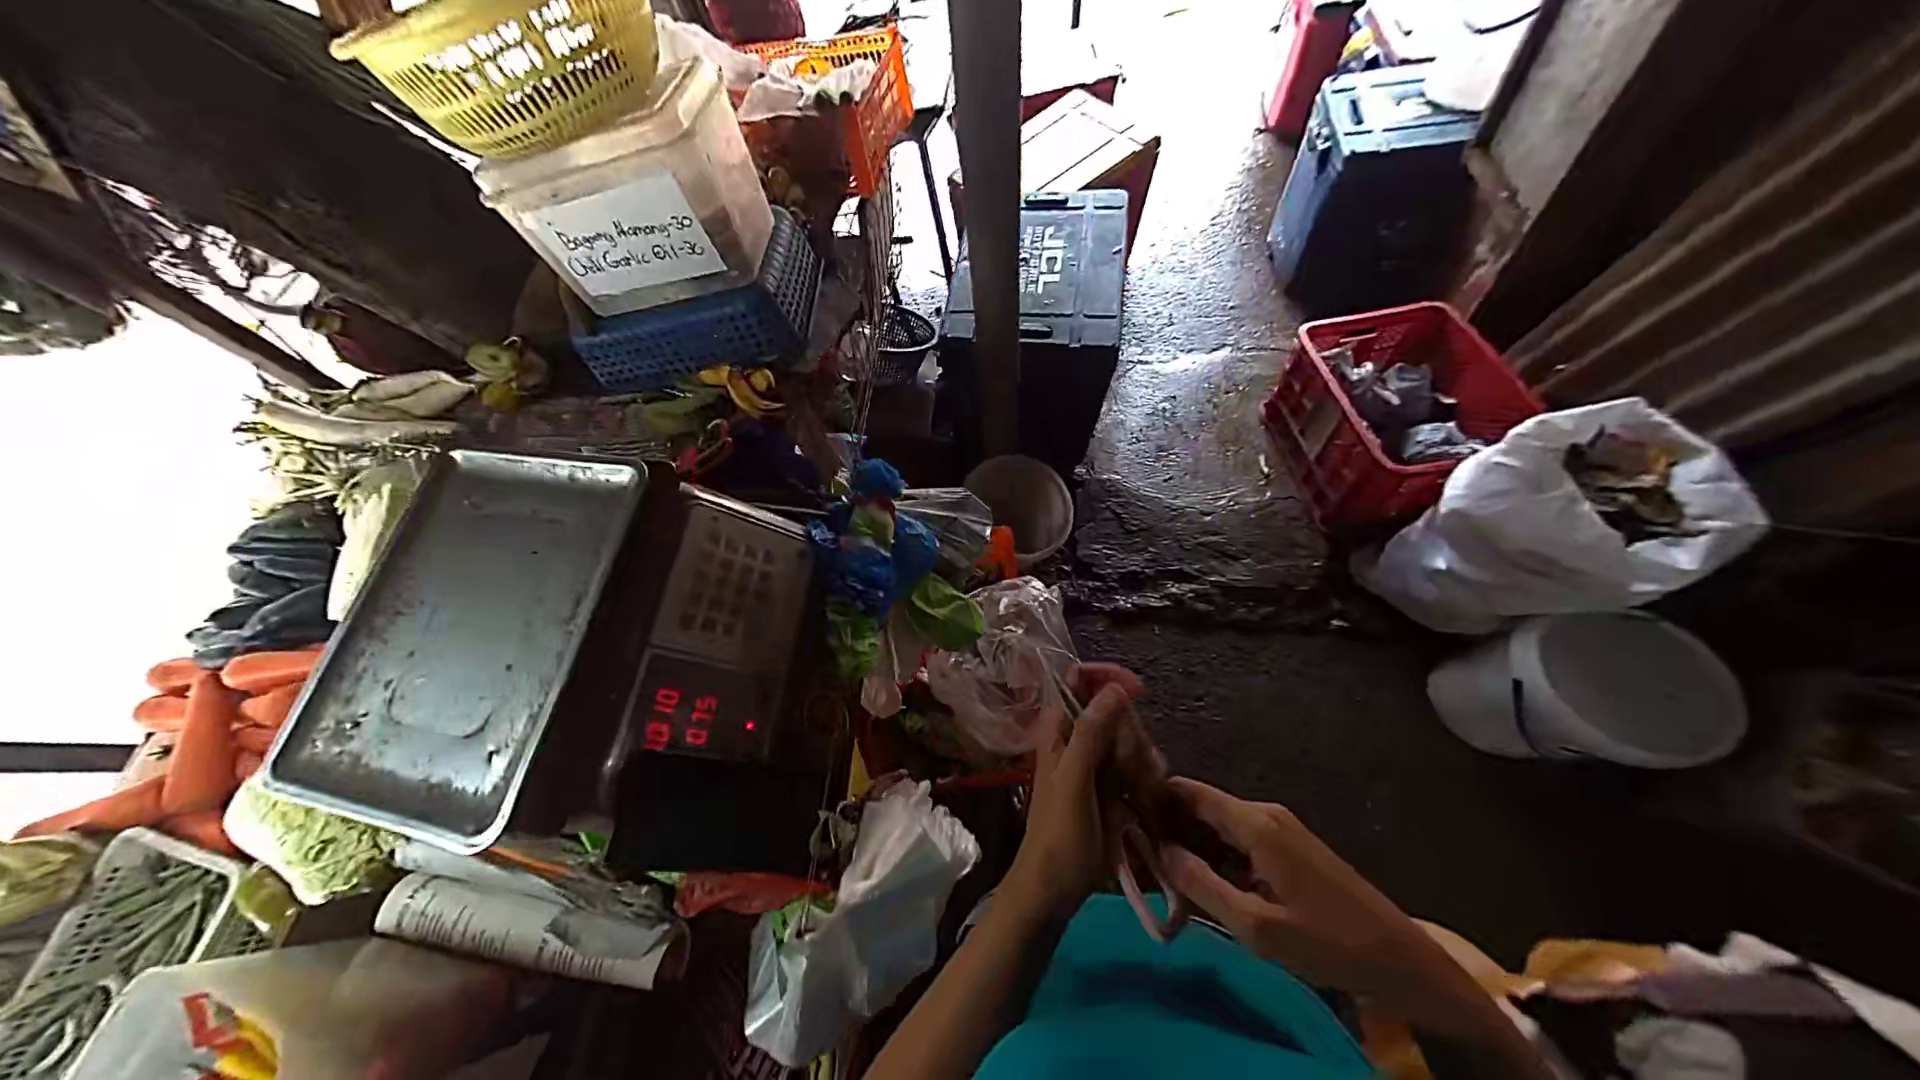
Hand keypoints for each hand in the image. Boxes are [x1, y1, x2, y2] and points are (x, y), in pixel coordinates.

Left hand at [1002, 664, 1160, 919]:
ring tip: (1140, 791)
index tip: (1137, 691)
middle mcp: (1075, 739)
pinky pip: (1135, 765)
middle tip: (1134, 766)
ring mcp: (1093, 763)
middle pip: (1114, 711)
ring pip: (1128, 738)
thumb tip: (1113, 689)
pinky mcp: (1109, 786)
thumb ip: (1089, 734)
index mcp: (1057, 730)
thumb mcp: (1073, 783)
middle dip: (1131, 733)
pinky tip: (1147, 799)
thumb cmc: (1059, 838)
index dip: (1105, 677)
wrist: (1053, 891)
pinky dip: (1145, 777)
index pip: (1077, 679)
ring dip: (1142, 759)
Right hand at [1160, 778, 1506, 1043]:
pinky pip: (1236, 843)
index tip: (1120, 819)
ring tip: (1158, 875)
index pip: (1187, 791)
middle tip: (1135, 858)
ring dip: (1188, 847)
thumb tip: (1158, 852)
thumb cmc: (1330, 943)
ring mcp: (1277, 829)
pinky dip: (1212, 858)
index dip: (1151, 799)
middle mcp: (1263, 814)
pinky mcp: (1287, 848)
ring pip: (1215, 827)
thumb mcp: (1258, 927)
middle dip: (1166, 828)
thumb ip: (1201, 886)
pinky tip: (1197, 884)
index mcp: (1255, 823)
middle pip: (1199, 808)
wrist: (1403, 962)